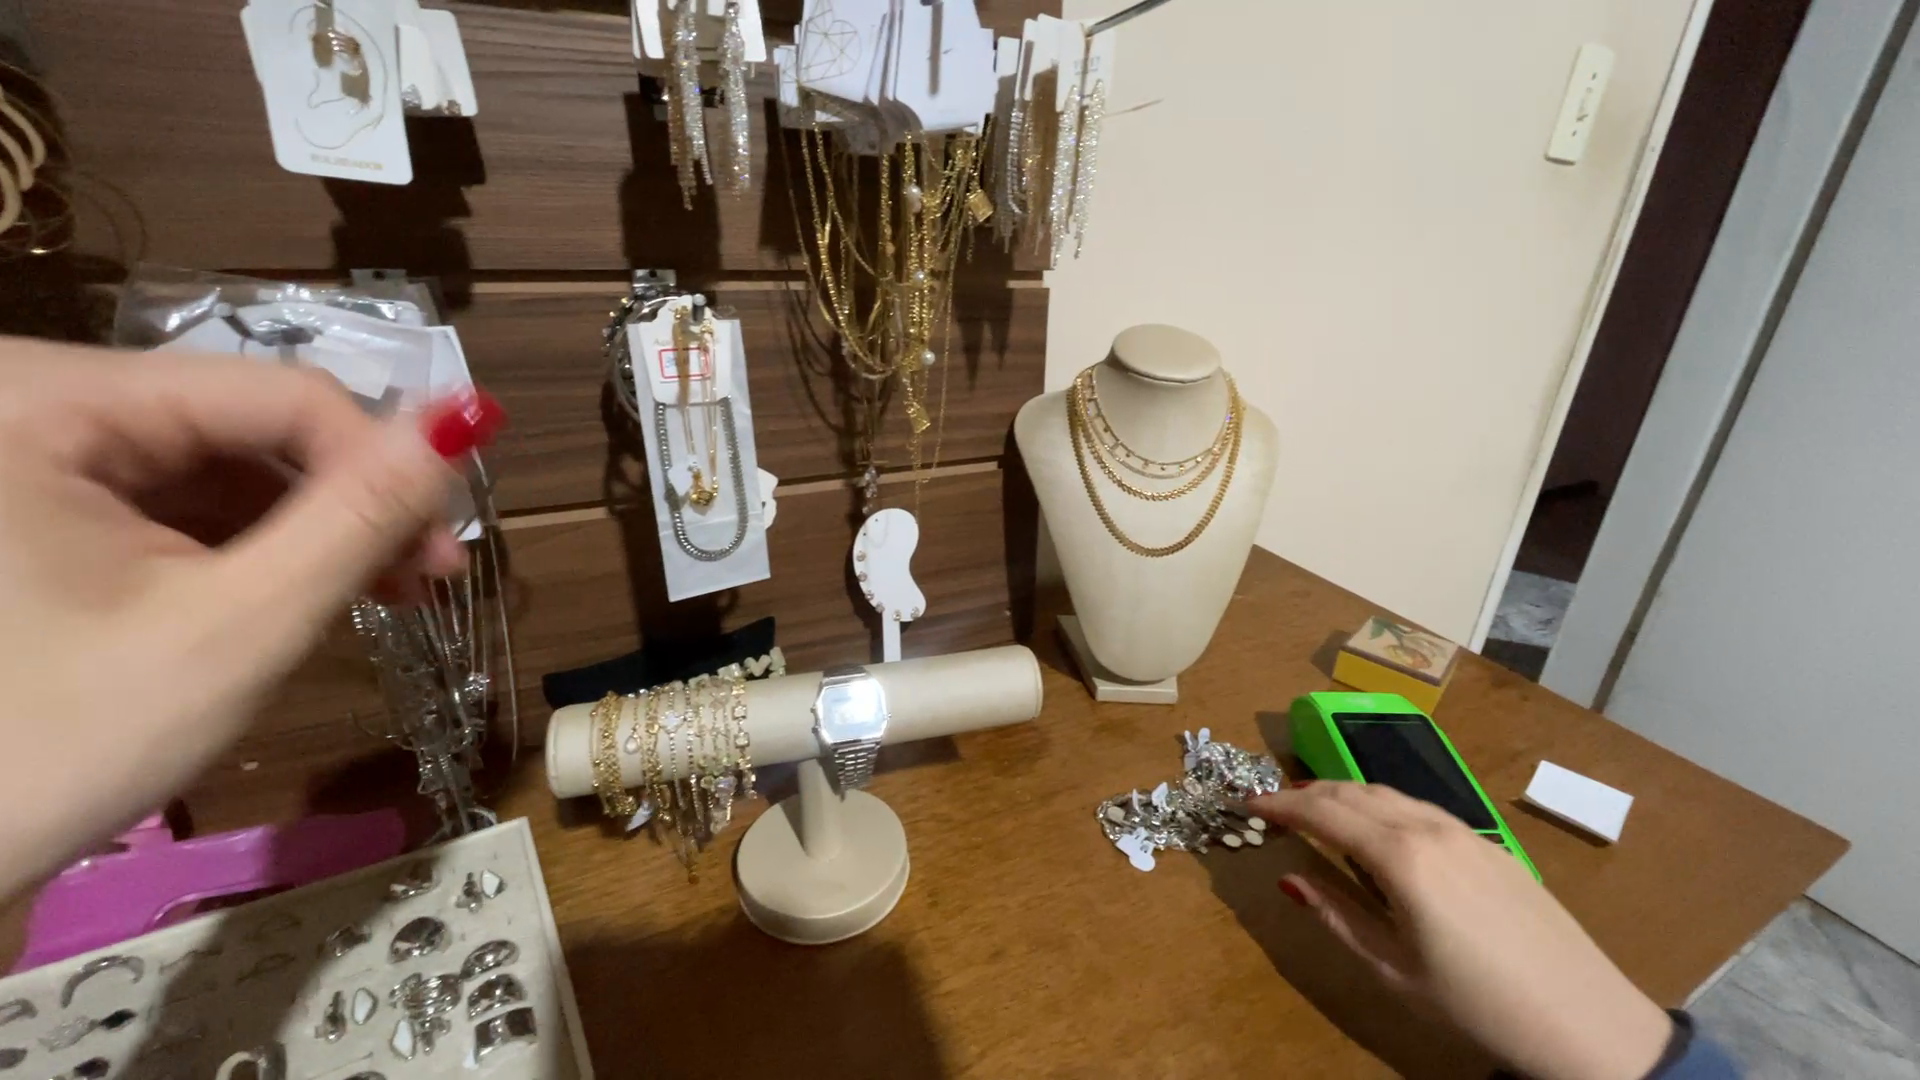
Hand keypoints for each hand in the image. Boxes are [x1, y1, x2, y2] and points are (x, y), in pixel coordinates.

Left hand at [0, 337, 500, 900]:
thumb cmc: (60, 744)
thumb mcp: (240, 624)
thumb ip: (361, 515)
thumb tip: (466, 415)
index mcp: (38, 405)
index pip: (283, 395)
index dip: (386, 467)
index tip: (443, 550)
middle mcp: (21, 401)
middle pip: (257, 425)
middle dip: (357, 504)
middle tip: (430, 576)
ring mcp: (22, 449)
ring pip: (234, 461)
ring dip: (322, 526)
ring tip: (387, 592)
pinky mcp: (32, 496)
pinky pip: (187, 493)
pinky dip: (262, 541)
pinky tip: (309, 588)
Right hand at [1249, 782, 1672, 1079]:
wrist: (1590, 1023)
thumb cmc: (1477, 1005)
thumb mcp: (1393, 969)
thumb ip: (1335, 915)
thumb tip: (1288, 878)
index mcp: (1399, 858)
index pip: (1322, 812)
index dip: (1279, 804)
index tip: (1245, 801)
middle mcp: (1427, 828)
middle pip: (1350, 792)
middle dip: (1304, 792)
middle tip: (1271, 803)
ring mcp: (1463, 829)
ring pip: (1385, 792)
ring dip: (1341, 792)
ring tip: (1313, 806)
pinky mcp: (1488, 842)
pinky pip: (1417, 805)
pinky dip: (1379, 803)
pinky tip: (1374, 824)